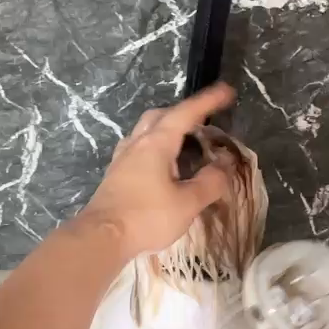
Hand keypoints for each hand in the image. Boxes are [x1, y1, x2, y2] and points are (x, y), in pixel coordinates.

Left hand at [72, 83, 236, 257]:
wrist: (102, 237)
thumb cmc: (146, 217)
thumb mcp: (187, 203)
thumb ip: (210, 182)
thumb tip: (224, 165)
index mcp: (157, 143)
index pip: (185, 113)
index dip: (207, 101)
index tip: (225, 92)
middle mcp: (137, 144)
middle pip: (159, 116)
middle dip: (182, 113)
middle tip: (202, 121)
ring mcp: (122, 158)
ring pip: (144, 131)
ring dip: (165, 128)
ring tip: (184, 142)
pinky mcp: (115, 174)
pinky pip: (137, 148)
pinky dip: (153, 146)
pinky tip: (160, 164)